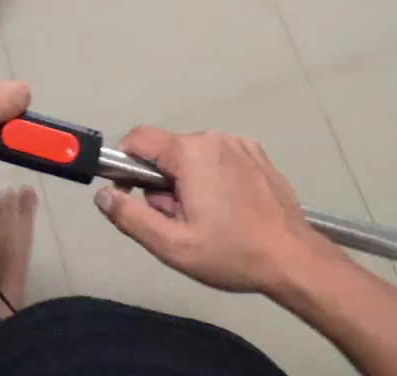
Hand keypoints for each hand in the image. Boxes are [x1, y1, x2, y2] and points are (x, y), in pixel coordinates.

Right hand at [94, 126, 338, 295]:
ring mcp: (238, 142)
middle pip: (167, 150)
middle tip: (178, 220)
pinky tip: (229, 208)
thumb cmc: (230, 252)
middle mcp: (212, 138)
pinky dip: (214, 176)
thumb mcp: (173, 245)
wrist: (293, 258)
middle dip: (162, 182)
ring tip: (207, 219)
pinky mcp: (257, 153)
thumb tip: (102, 194)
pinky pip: (219, 157)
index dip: (124, 161)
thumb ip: (131, 217)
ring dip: (188, 180)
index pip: (139, 137)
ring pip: (194, 154)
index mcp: (189, 153)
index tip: (128, 191)